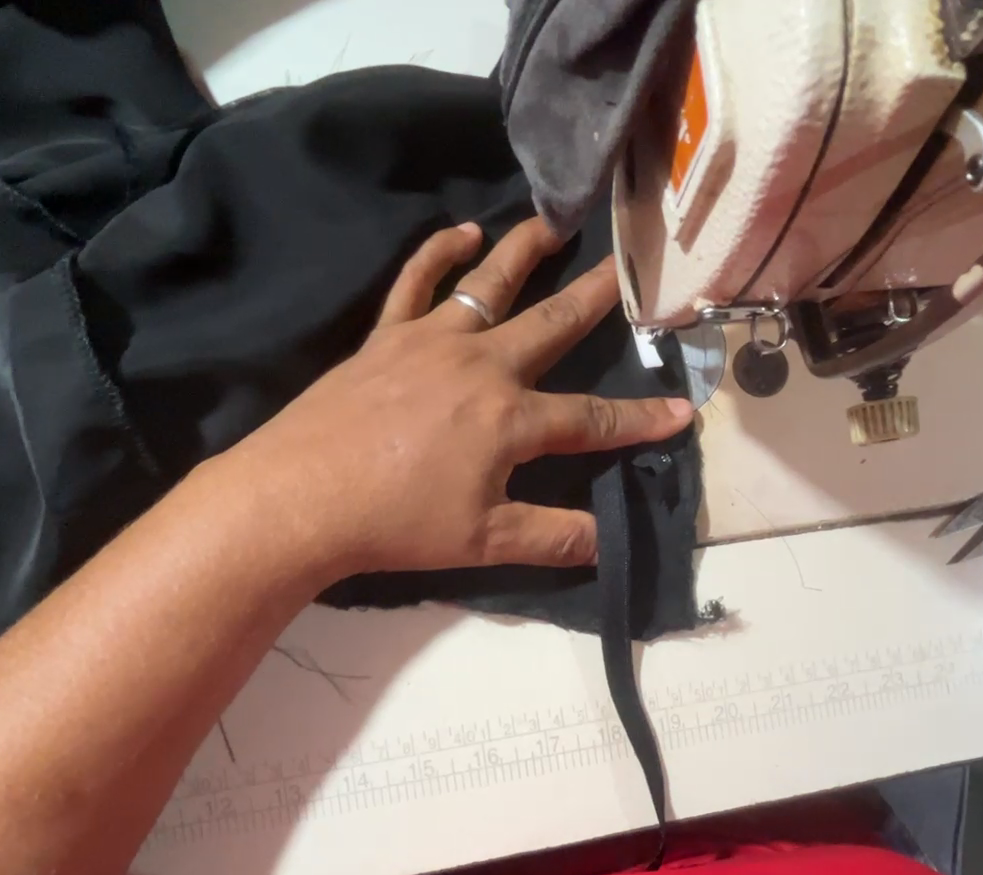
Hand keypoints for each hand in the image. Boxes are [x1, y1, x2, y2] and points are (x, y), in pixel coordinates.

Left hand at [212, 217, 693, 587]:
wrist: (299, 499)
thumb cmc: (397, 523)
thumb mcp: (486, 542)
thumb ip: (554, 539)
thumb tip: (610, 542)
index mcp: (509, 419)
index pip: (592, 419)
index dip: (640, 419)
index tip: (683, 410)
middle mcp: (480, 366)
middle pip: (552, 326)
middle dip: (598, 299)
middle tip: (630, 266)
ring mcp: (430, 343)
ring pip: (489, 286)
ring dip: (525, 253)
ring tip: (556, 225)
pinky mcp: (386, 338)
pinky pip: (417, 284)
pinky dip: (439, 255)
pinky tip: (462, 234)